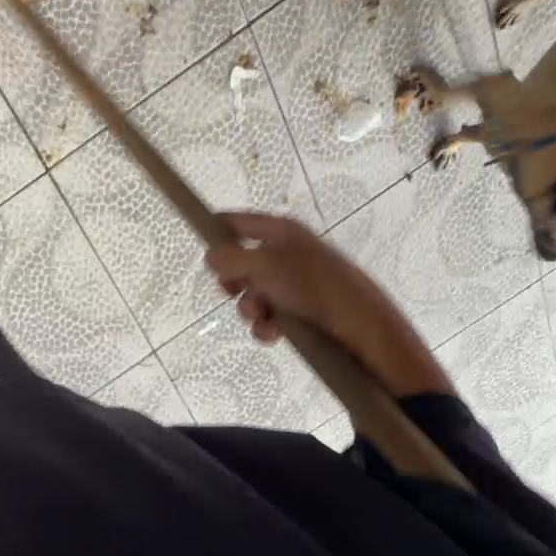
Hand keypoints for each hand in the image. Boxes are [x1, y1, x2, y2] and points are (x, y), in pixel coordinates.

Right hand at [202, 213, 377, 346]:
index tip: (198, 245)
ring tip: (263, 317)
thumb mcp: (265, 267)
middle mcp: (284, 254)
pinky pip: (268, 316)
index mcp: (280, 232)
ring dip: (251, 309)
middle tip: (231, 291)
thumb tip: (209, 255)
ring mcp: (292, 283)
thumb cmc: (311, 286)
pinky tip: (274, 333)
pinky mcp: (298, 311)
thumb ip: (232, 259)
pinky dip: (266, 325)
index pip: (238, 222)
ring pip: (253, 295)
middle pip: (241, 264)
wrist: (357, 322)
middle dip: (234, 283)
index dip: (216, 229)